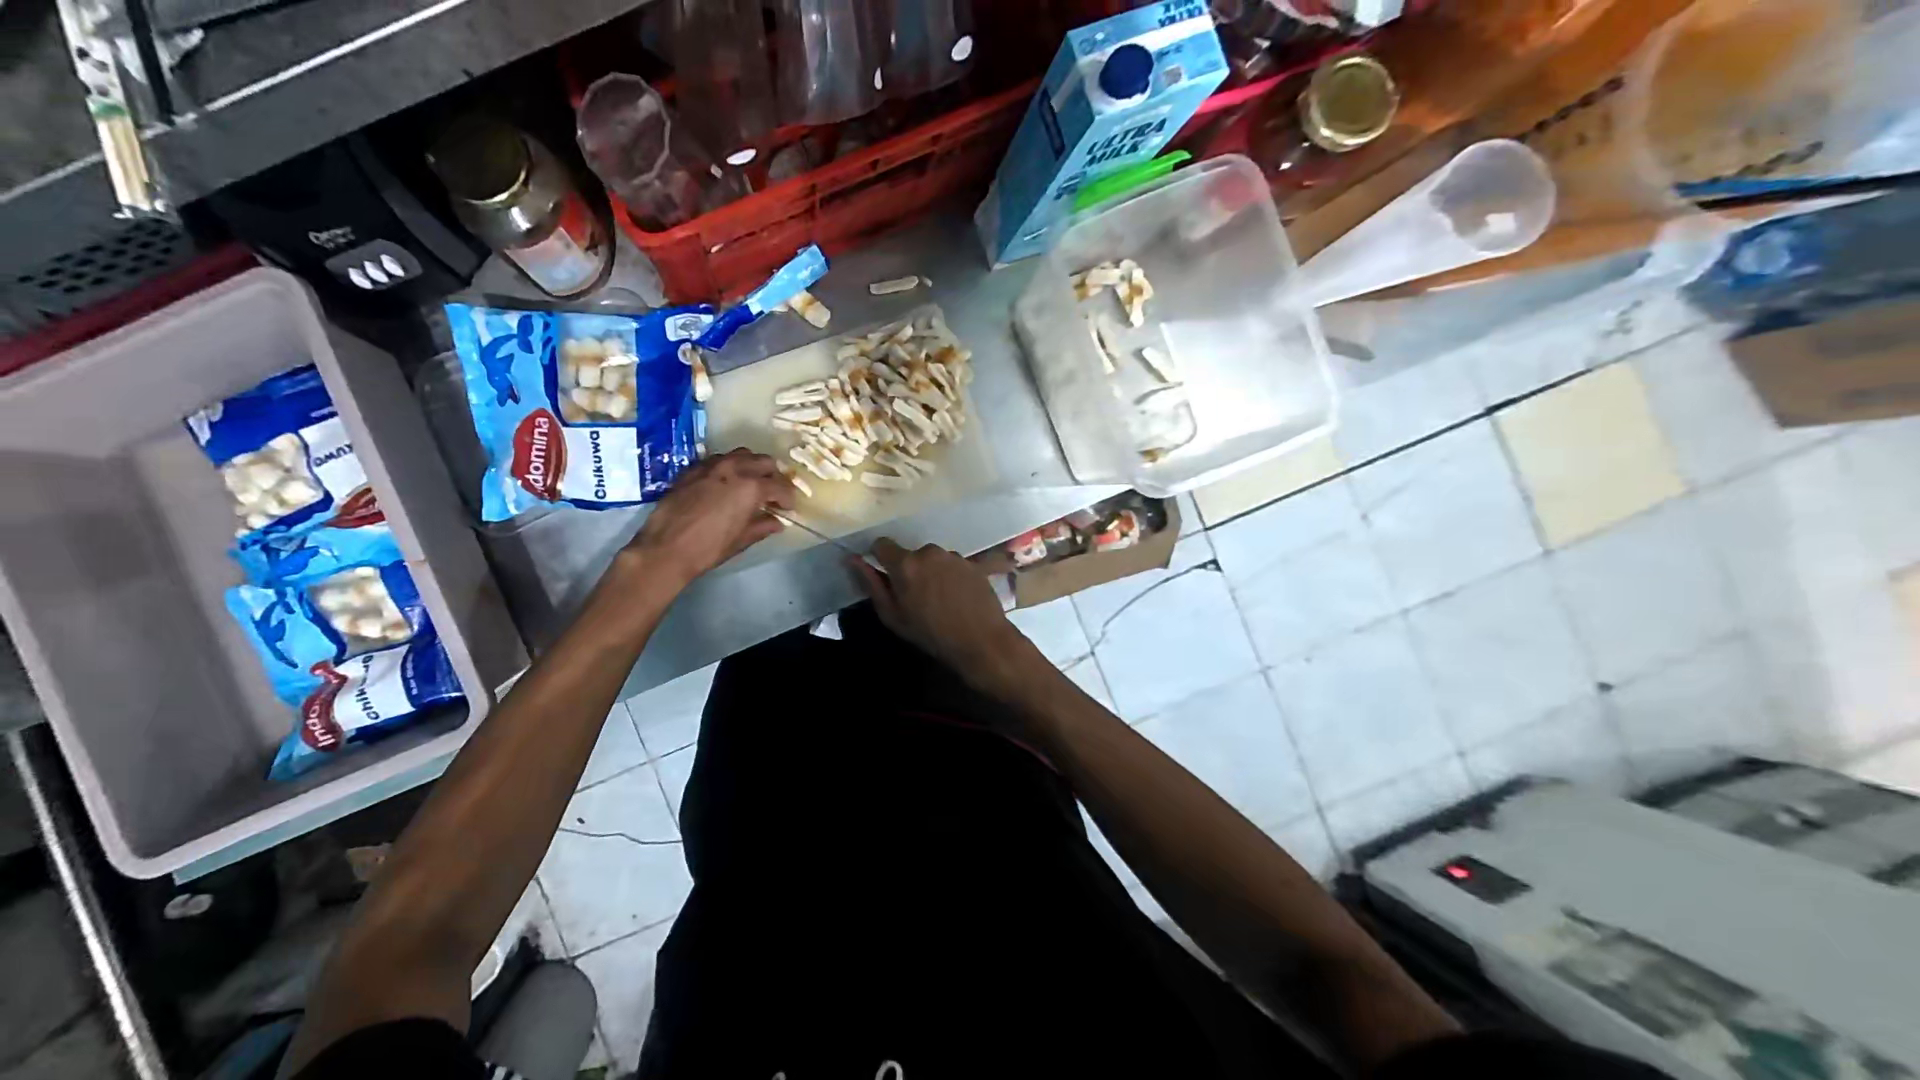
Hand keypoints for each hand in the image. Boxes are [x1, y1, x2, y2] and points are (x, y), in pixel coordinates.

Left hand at [630, 449, 795, 585]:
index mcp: (750, 487)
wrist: (665, 549)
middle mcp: (733, 469)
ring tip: (750, 483)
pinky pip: (717, 459)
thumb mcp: (741, 540)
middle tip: (771, 493)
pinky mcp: (692, 469)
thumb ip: (762, 526)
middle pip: (763, 461)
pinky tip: (725, 483)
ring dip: (751, 466)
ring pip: (741, 454)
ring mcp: (710, 466)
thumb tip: (777, 522)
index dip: (787, 498)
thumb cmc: (708, 548)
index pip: (779, 486)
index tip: (788, 508)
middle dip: (772, 476)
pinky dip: (728, 467)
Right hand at [850, 538, 1030, 684]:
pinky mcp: (973, 563)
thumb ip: (871, 584)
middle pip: (911, 555)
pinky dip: (951, 577)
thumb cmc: (931, 634)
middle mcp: (929, 551)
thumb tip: (853, 560)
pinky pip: (953, 566)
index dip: (880, 558)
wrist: (981, 641)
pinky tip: (958, 598)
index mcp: (905, 563)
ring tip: (941, 600)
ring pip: (934, 560)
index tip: (886, 576)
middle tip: (917, 598)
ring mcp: (954, 556)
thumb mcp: (893, 616)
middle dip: (910, 570)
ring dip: (932, 573)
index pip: (882, 544)